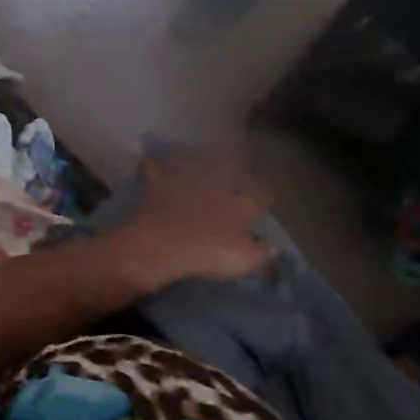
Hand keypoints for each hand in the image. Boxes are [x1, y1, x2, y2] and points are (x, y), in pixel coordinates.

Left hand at [108, 149, 272, 287]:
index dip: (262, 197)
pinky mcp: (159, 183)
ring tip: (196, 160)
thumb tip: (271, 246)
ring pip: (195, 160)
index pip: (260, 195)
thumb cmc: (210, 254)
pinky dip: (152, 165)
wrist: (163, 243)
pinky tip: (148, 162)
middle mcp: (217, 185)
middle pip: (230, 167)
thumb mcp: (247, 260)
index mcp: (242, 204)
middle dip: (233, 168)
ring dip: (196, 160)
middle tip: (232, 170)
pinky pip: (153, 167)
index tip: (262, 200)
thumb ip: (263, 251)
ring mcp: (186, 181)